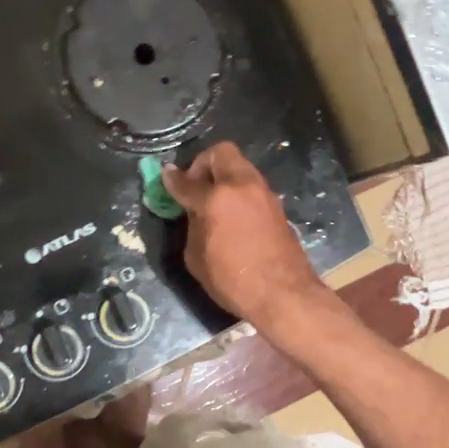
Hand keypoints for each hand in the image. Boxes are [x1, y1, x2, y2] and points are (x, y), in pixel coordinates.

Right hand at [162, 142, 326, 329]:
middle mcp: (242, 186)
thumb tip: (194, 213)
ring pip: (240, 167)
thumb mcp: (197, 258)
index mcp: (217, 199)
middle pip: (221, 153)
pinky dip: (238, 191)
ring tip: (213, 202)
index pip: (187, 182)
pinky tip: (231, 214)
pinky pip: (251, 185)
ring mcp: (263, 193)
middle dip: (203, 164)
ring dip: (223, 176)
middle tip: (195, 187)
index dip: (172, 180)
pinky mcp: (276, 206)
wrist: (283, 294)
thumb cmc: (233, 281)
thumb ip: (193, 226)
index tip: (165, 177)